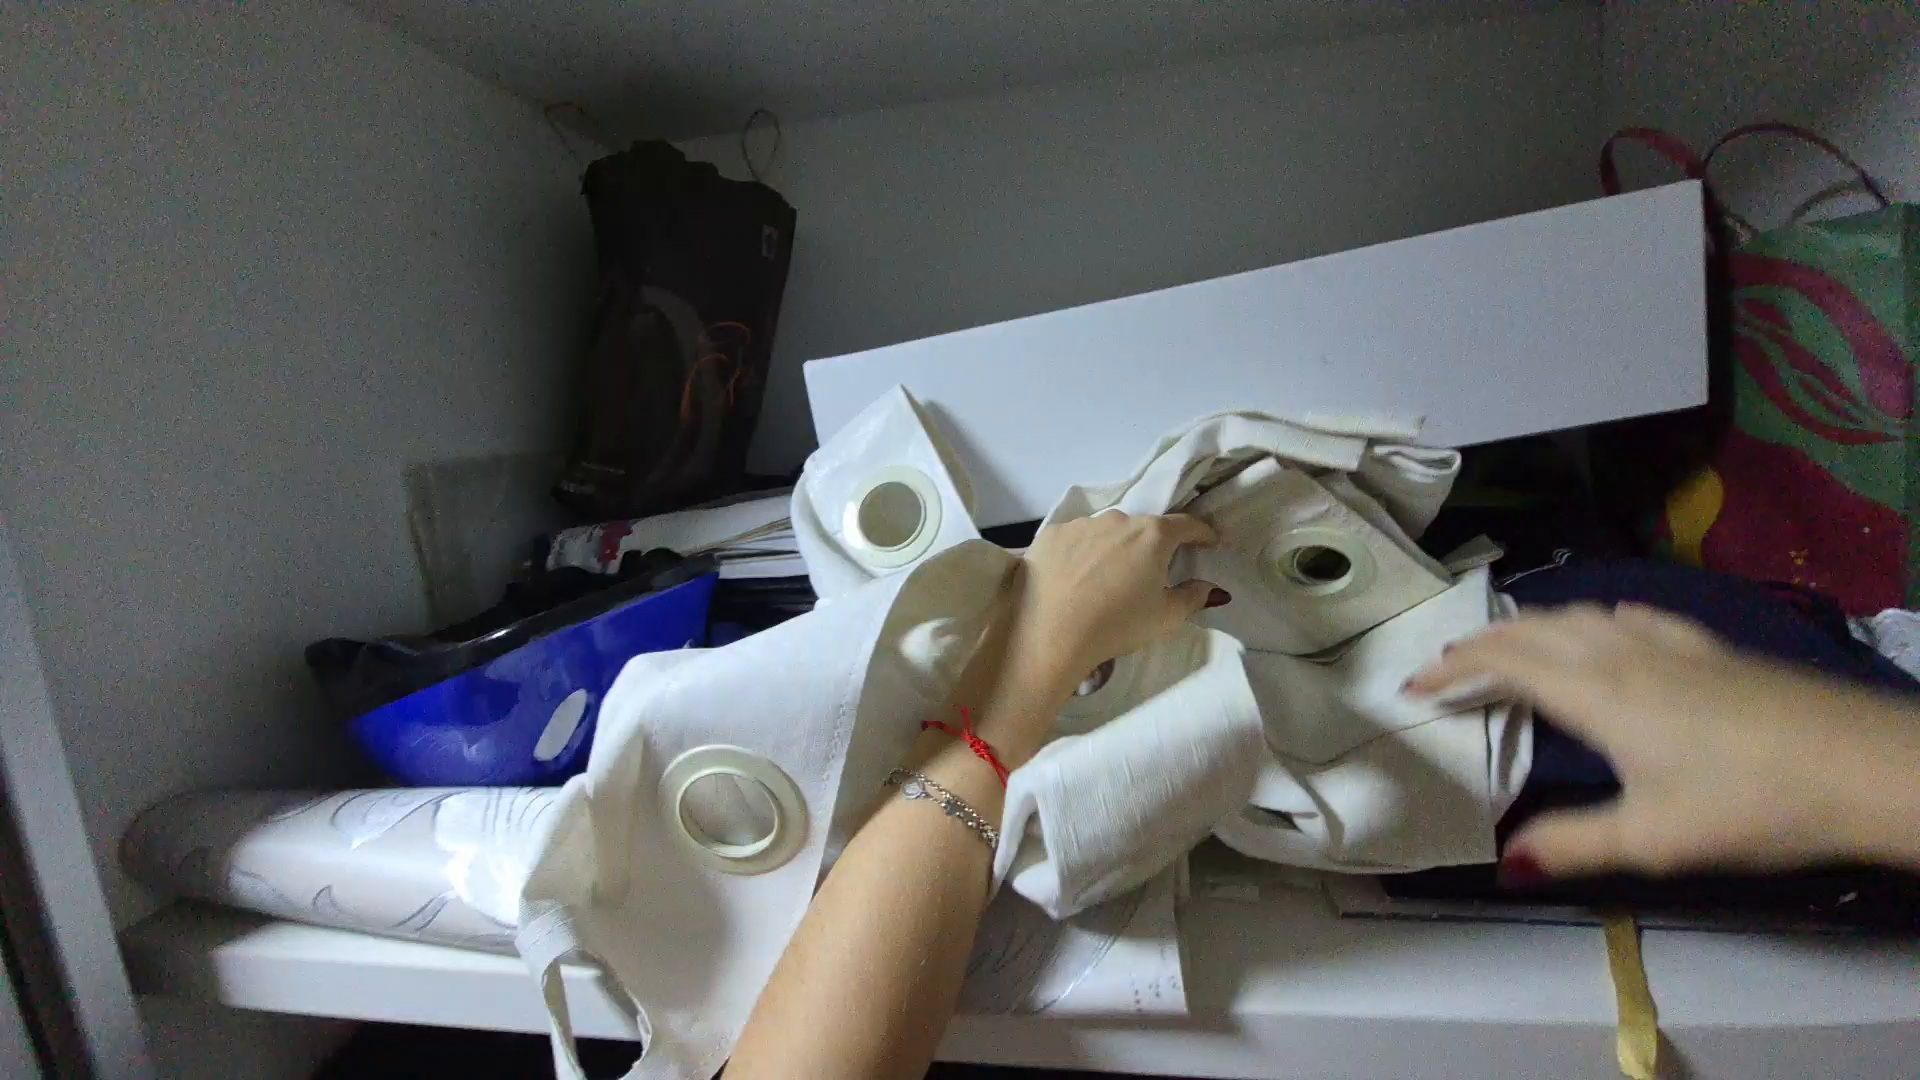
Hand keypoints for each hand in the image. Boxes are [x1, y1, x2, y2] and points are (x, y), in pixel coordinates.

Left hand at [1007, 511, 1224, 699]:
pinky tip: (1072, 578)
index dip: (1201, 533)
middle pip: (1141, 528)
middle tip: (1146, 573)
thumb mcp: (1166, 618)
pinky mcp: (1050, 534)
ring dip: (1110, 548)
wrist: (1050, 634)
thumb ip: (1194, 597)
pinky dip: (1078, 553)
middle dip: (1149, 546)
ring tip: (1103, 578)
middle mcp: (1116, 519)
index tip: (1207, 541)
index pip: (1185, 525)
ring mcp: (1080, 524)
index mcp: (1152, 535)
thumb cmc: (1116, 625)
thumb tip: (1211, 588)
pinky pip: (1073, 540)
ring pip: (1104, 532)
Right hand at [1406, 604, 1919, 880]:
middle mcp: (1614, 654)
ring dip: (1523, 626)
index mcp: (1591, 692)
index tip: (1412, 685)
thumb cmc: (1756, 803)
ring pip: (1570, 616)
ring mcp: (1664, 644)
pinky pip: (1624, 615)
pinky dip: (1586, 618)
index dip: (1448, 669)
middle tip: (1445, 666)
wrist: (1882, 768)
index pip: (1498, 662)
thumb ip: (1574, 844)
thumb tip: (1504, 862)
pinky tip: (1598, 628)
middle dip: (1475, 643)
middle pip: (1526, 630)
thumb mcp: (1657, 838)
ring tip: (1503, 644)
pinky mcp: (1706, 644)